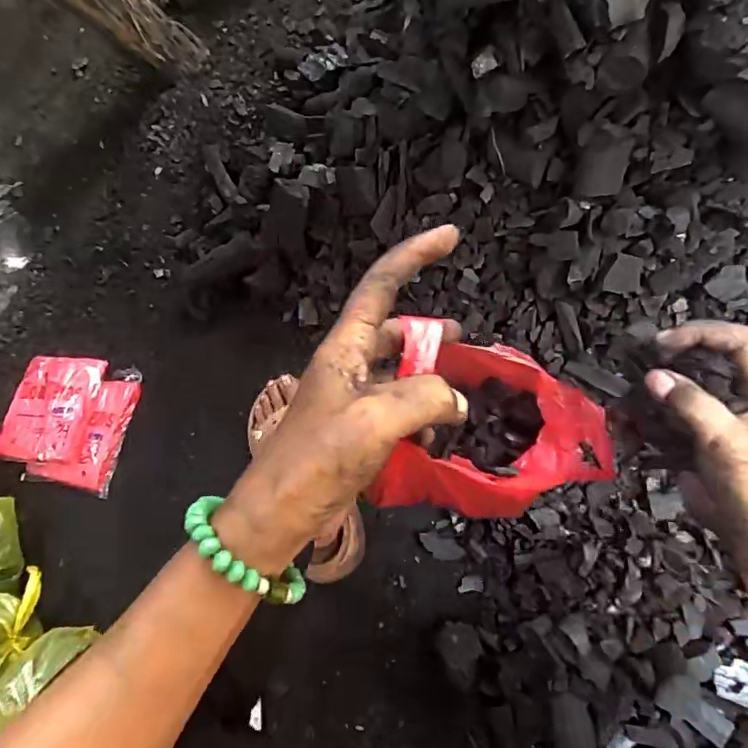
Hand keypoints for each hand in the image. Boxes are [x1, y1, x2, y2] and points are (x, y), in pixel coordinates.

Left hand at [218, 226, 469, 568]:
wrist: (280, 511)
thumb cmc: (318, 458)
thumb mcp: (376, 419)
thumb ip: (426, 398)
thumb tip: (456, 399)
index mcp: (343, 349)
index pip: (380, 287)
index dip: (413, 256)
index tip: (450, 236)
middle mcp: (347, 367)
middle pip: (396, 333)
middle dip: (432, 336)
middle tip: (468, 345)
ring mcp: (352, 401)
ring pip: (402, 376)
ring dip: (432, 383)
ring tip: (463, 399)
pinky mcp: (358, 433)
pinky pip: (399, 413)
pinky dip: (423, 419)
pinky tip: (437, 440)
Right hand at [643, 322, 747, 579]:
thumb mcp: (727, 439)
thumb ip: (691, 404)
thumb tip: (654, 377)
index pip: (739, 344)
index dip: (702, 335)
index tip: (664, 344)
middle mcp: (739, 403)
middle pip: (702, 366)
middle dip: (667, 364)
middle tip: (636, 364)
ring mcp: (714, 424)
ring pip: (676, 396)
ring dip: (647, 398)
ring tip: (622, 404)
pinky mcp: (693, 445)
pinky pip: (662, 425)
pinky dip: (641, 425)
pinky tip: (624, 428)